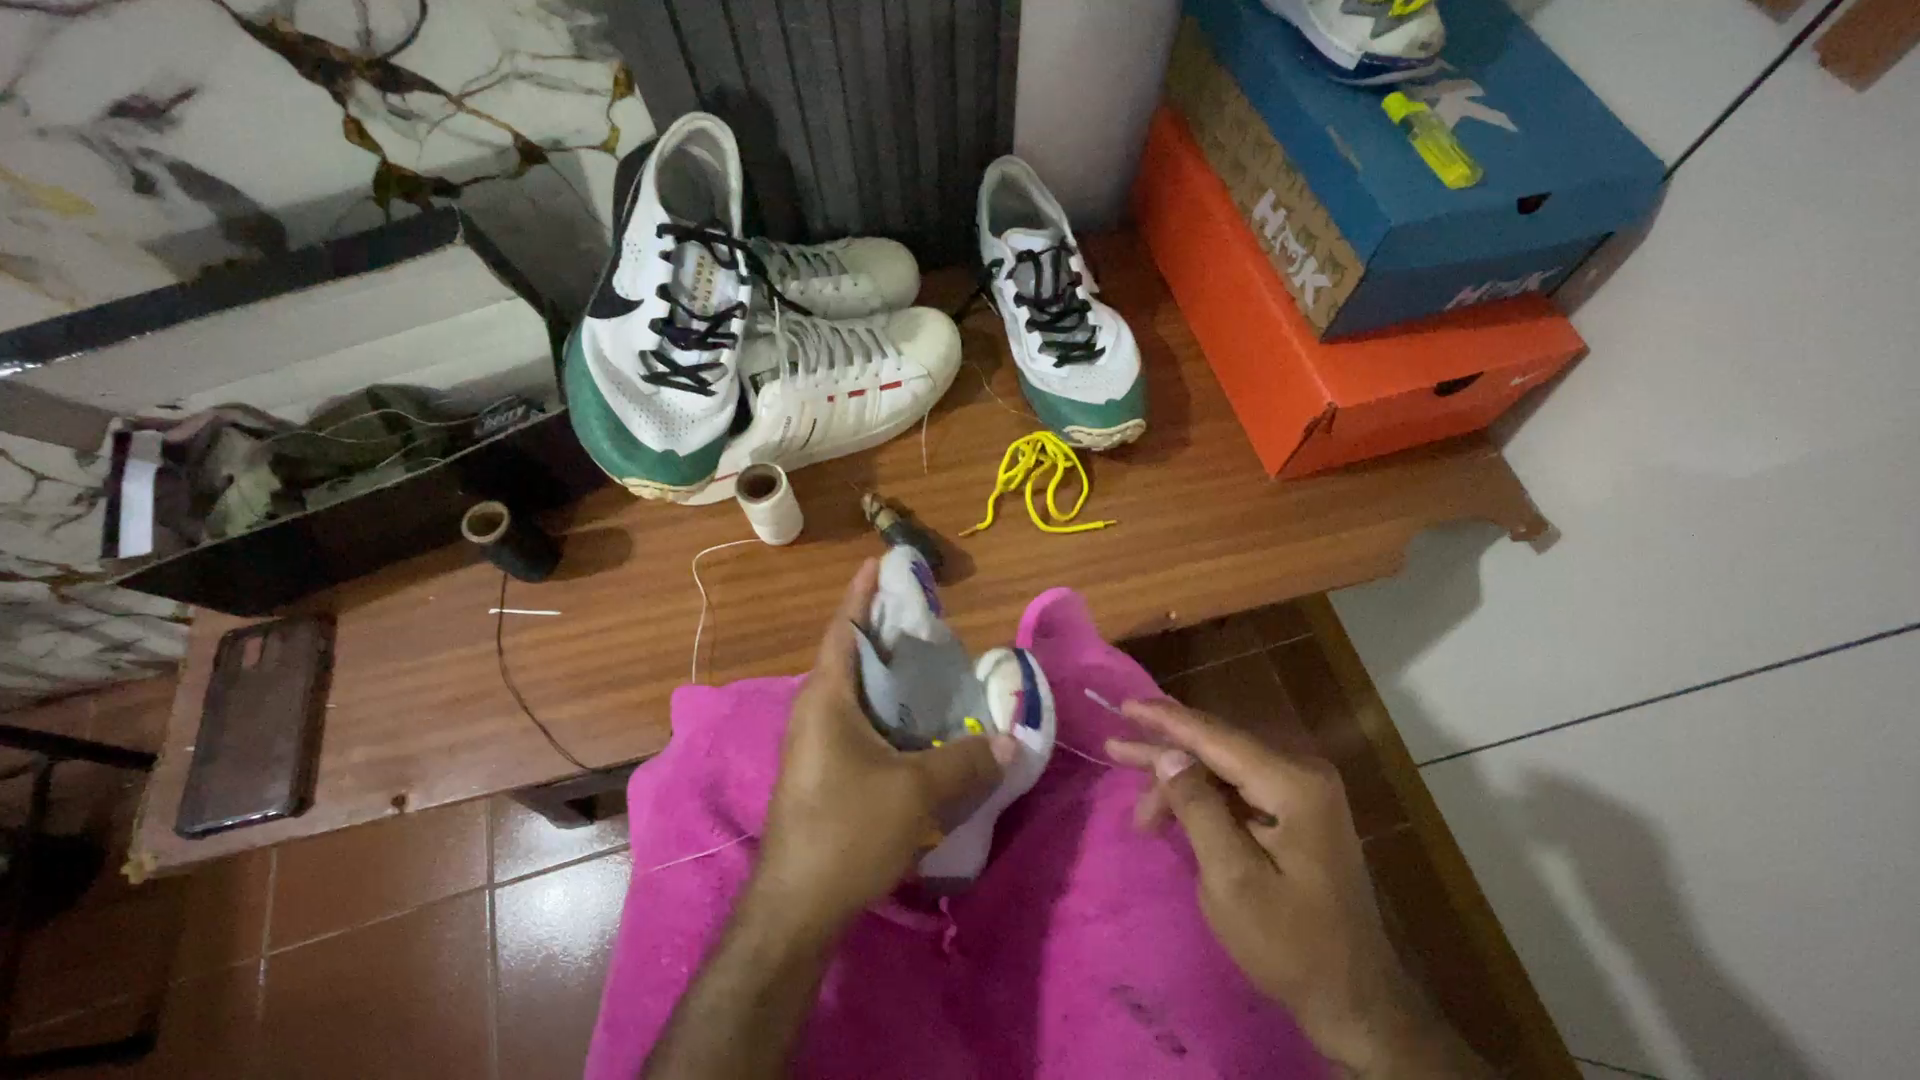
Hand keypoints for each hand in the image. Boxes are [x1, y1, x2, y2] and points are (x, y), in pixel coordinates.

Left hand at [754, 559, 1014, 933]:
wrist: (797, 906)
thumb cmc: (848, 831)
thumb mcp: (917, 793)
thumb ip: (966, 761)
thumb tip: (1011, 740)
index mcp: (826, 699)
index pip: (844, 629)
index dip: (862, 594)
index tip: (880, 562)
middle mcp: (816, 713)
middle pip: (852, 659)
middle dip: (886, 634)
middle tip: (929, 617)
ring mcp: (817, 747)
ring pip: (858, 697)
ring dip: (891, 679)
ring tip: (935, 667)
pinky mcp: (826, 775)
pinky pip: (862, 728)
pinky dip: (891, 716)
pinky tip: (924, 729)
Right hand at [1108, 699, 1482, 1077]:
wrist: (1354, 996)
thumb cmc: (1289, 942)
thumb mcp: (1231, 878)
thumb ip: (1198, 809)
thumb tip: (1169, 755)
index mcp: (1293, 784)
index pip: (1216, 738)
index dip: (1166, 720)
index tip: (1124, 705)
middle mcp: (1303, 775)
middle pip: (1219, 749)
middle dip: (1165, 756)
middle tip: (1114, 753)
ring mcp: (1305, 794)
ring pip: (1225, 770)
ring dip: (1181, 786)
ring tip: (1142, 819)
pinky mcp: (1300, 815)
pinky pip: (1240, 790)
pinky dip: (1204, 800)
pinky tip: (1174, 816)